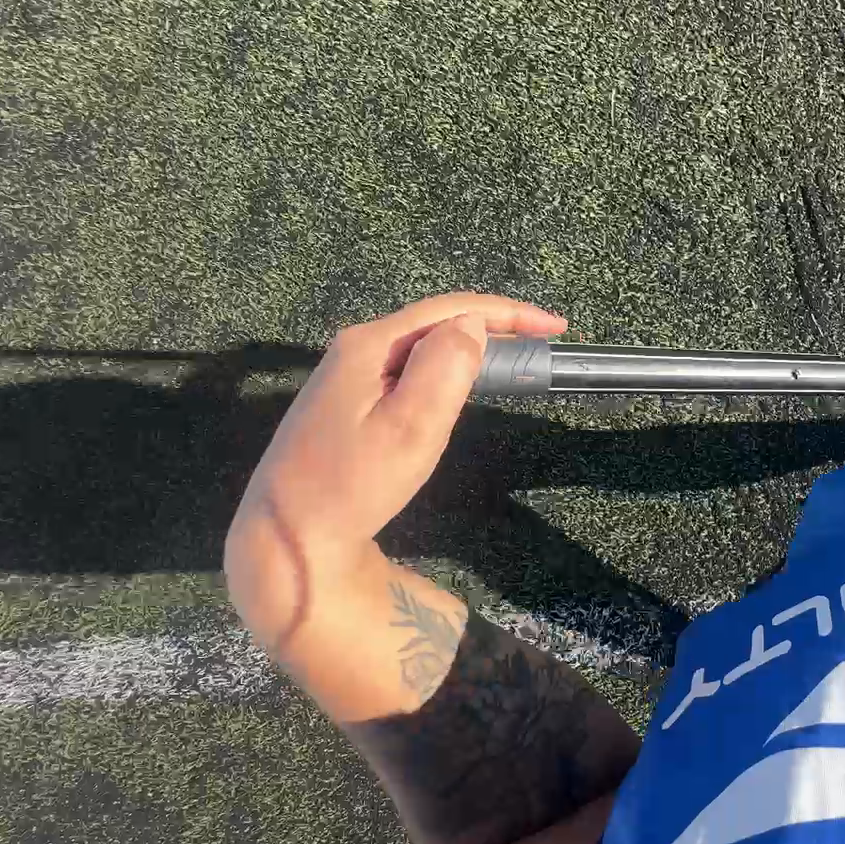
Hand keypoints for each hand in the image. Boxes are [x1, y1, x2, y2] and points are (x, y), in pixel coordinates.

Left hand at [231, 293, 566, 556]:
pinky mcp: (350, 395)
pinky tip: (468, 374)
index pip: (453, 309)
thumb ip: (444, 368)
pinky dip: (453, 359)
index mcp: (372, 346)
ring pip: (426, 339)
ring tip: (519, 353)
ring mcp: (350, 371)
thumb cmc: (357, 482)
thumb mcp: (411, 426)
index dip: (509, 312)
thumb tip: (473, 324)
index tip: (555, 328)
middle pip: (439, 318)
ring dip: (476, 339)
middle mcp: (358, 347)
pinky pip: (414, 361)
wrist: (289, 534)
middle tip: (545, 339)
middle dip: (498, 322)